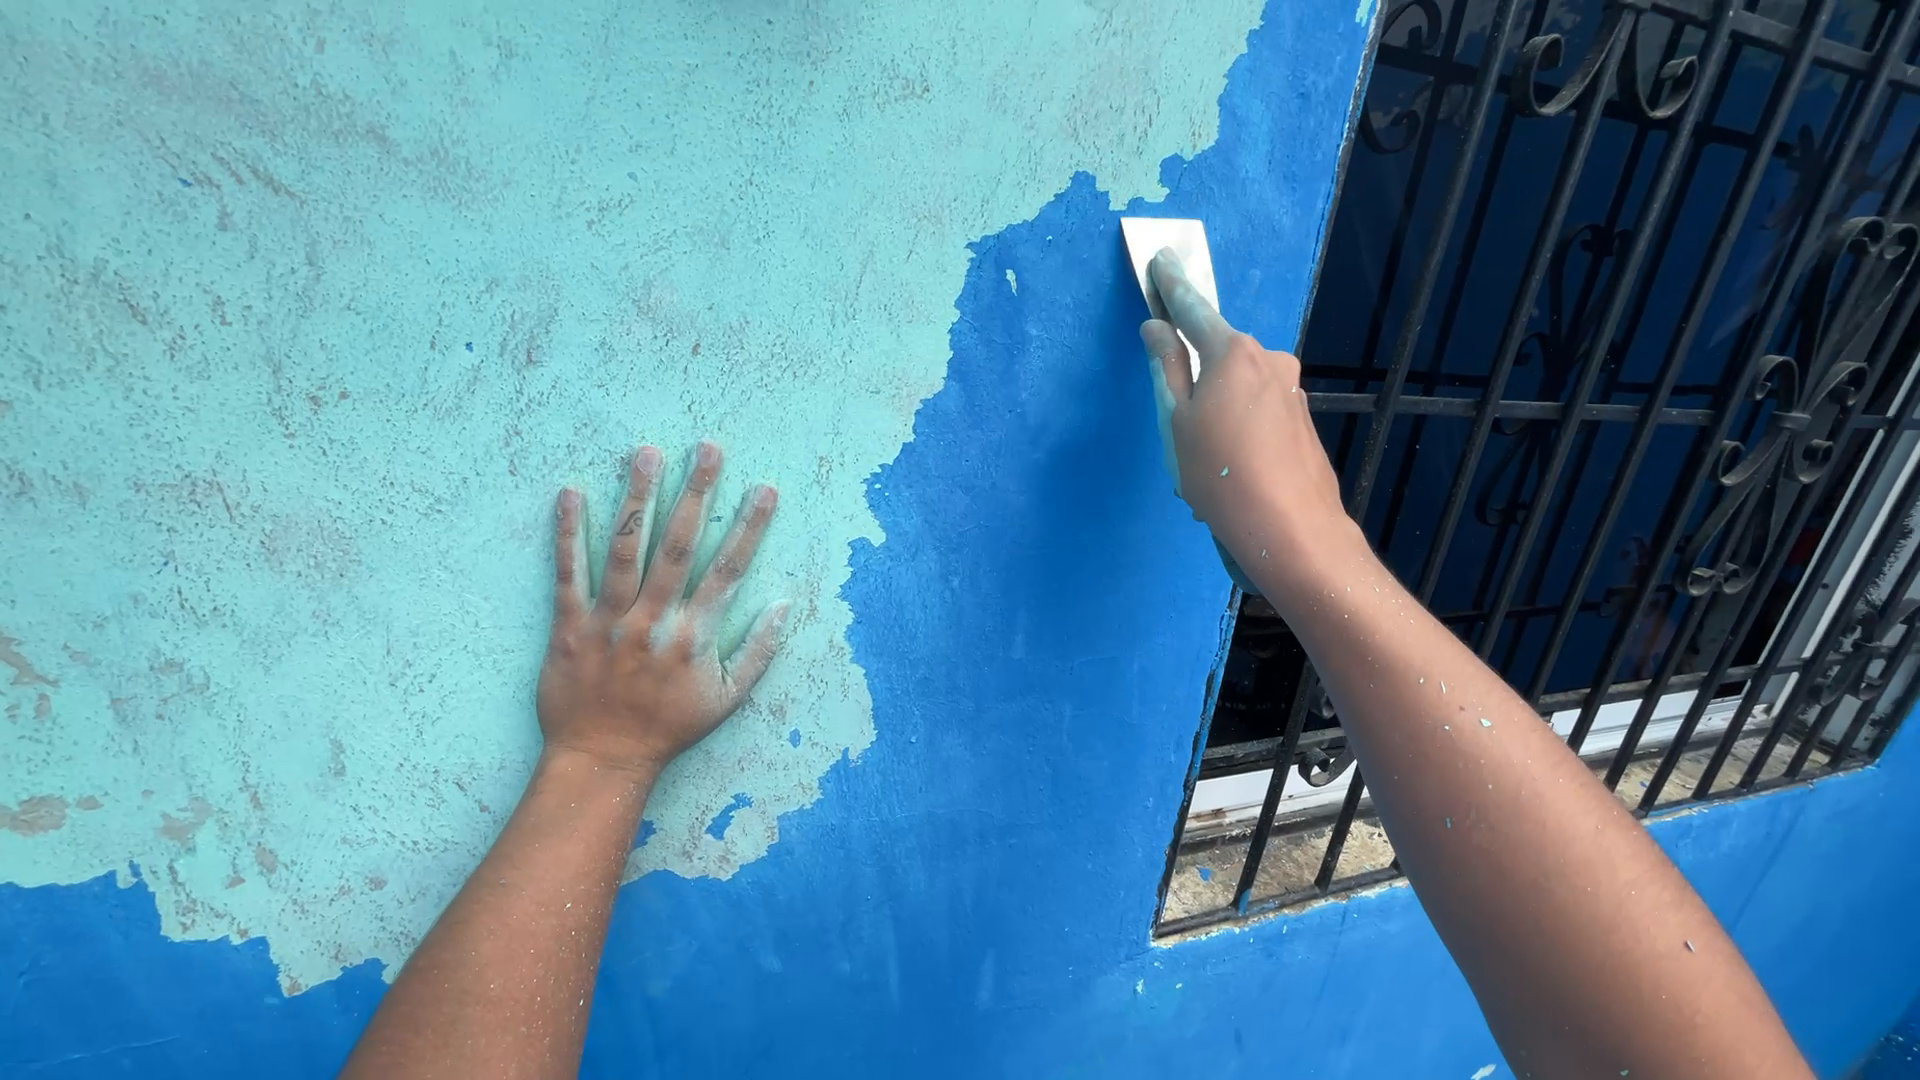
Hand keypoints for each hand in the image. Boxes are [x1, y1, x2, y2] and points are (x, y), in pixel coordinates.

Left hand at [536, 440, 789, 777]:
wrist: (604, 759)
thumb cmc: (672, 728)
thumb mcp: (730, 698)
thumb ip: (761, 650)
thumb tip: (786, 604)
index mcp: (695, 634)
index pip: (730, 569)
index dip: (751, 527)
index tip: (766, 490)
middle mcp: (654, 618)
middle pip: (680, 545)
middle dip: (698, 492)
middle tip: (708, 448)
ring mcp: (609, 620)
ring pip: (626, 549)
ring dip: (638, 498)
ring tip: (647, 453)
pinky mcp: (569, 627)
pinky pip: (568, 574)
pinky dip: (568, 534)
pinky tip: (571, 494)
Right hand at [1140, 249, 1357, 590]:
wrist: (1291, 529)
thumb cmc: (1218, 473)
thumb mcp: (1176, 422)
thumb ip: (1166, 368)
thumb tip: (1156, 326)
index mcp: (1232, 352)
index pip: (1193, 308)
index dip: (1171, 285)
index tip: (1161, 258)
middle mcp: (1268, 359)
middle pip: (1218, 354)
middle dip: (1194, 379)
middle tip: (1179, 432)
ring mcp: (1291, 388)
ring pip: (1237, 388)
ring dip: (1216, 413)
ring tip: (1205, 465)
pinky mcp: (1301, 418)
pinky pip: (1256, 411)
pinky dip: (1237, 430)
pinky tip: (1232, 470)